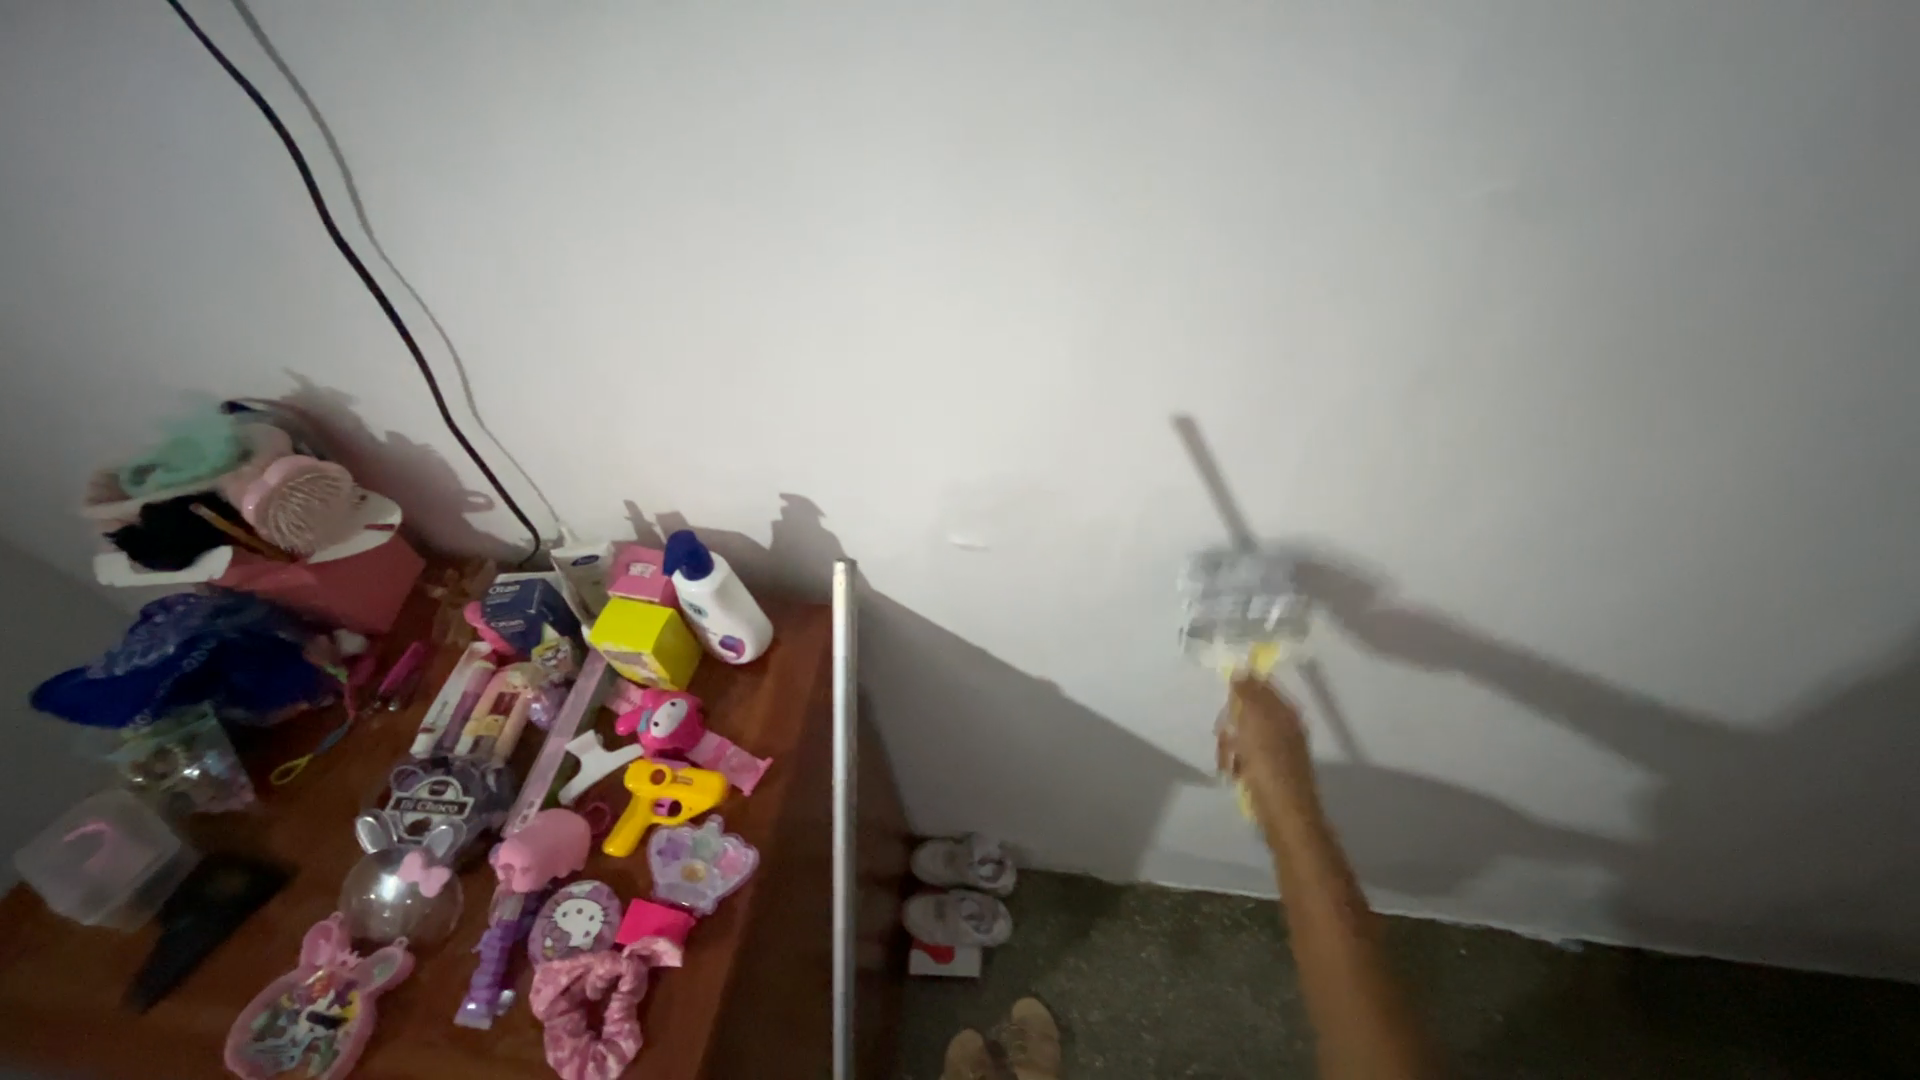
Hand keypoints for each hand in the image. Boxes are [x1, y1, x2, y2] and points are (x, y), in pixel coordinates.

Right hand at [1218, 677, 1313, 793]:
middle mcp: (1282, 726)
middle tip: (1226, 735)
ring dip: (1229, 745)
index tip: (1227, 702)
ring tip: (1229, 761)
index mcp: (1284, 712)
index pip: (1260, 685)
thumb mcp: (1255, 723)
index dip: (1240, 690)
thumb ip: (1248, 694)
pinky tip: (1233, 772)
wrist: (1284, 813)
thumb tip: (1241, 669)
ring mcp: (1275, 748)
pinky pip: (1243, 753)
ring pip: (1240, 733)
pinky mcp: (1266, 767)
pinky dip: (1235, 760)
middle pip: (1246, 710)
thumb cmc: (1269, 765)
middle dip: (1230, 722)